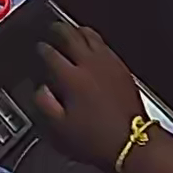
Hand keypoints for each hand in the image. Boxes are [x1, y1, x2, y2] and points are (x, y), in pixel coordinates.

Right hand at [33, 23, 146, 166]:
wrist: (133, 144)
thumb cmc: (98, 138)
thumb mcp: (61, 128)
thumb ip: (45, 104)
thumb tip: (40, 89)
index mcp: (71, 78)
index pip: (51, 54)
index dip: (42, 49)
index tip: (39, 49)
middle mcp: (89, 65)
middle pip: (71, 36)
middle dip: (58, 30)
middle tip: (52, 29)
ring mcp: (108, 64)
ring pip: (91, 36)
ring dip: (78, 31)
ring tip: (72, 30)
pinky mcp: (122, 68)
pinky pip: (106, 45)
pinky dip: (95, 40)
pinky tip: (93, 44)